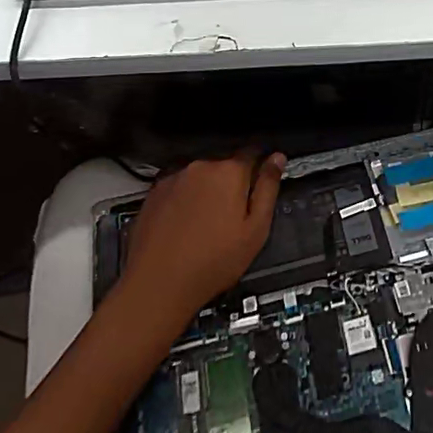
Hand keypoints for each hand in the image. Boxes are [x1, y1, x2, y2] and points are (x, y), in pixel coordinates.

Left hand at [117, 150, 284, 324]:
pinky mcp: (155, 191)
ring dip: (208, 189)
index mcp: (229, 172)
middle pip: (224, 163)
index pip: (252, 151)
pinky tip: (187, 223)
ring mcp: (174, 177)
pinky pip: (179, 186)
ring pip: (200, 175)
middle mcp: (200, 166)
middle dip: (233, 181)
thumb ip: (268, 189)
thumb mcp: (255, 229)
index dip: (261, 162)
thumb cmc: (212, 261)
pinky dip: (186, 198)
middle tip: (235, 213)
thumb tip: (277, 159)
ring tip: (209, 223)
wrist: (159, 281)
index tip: (263, 175)